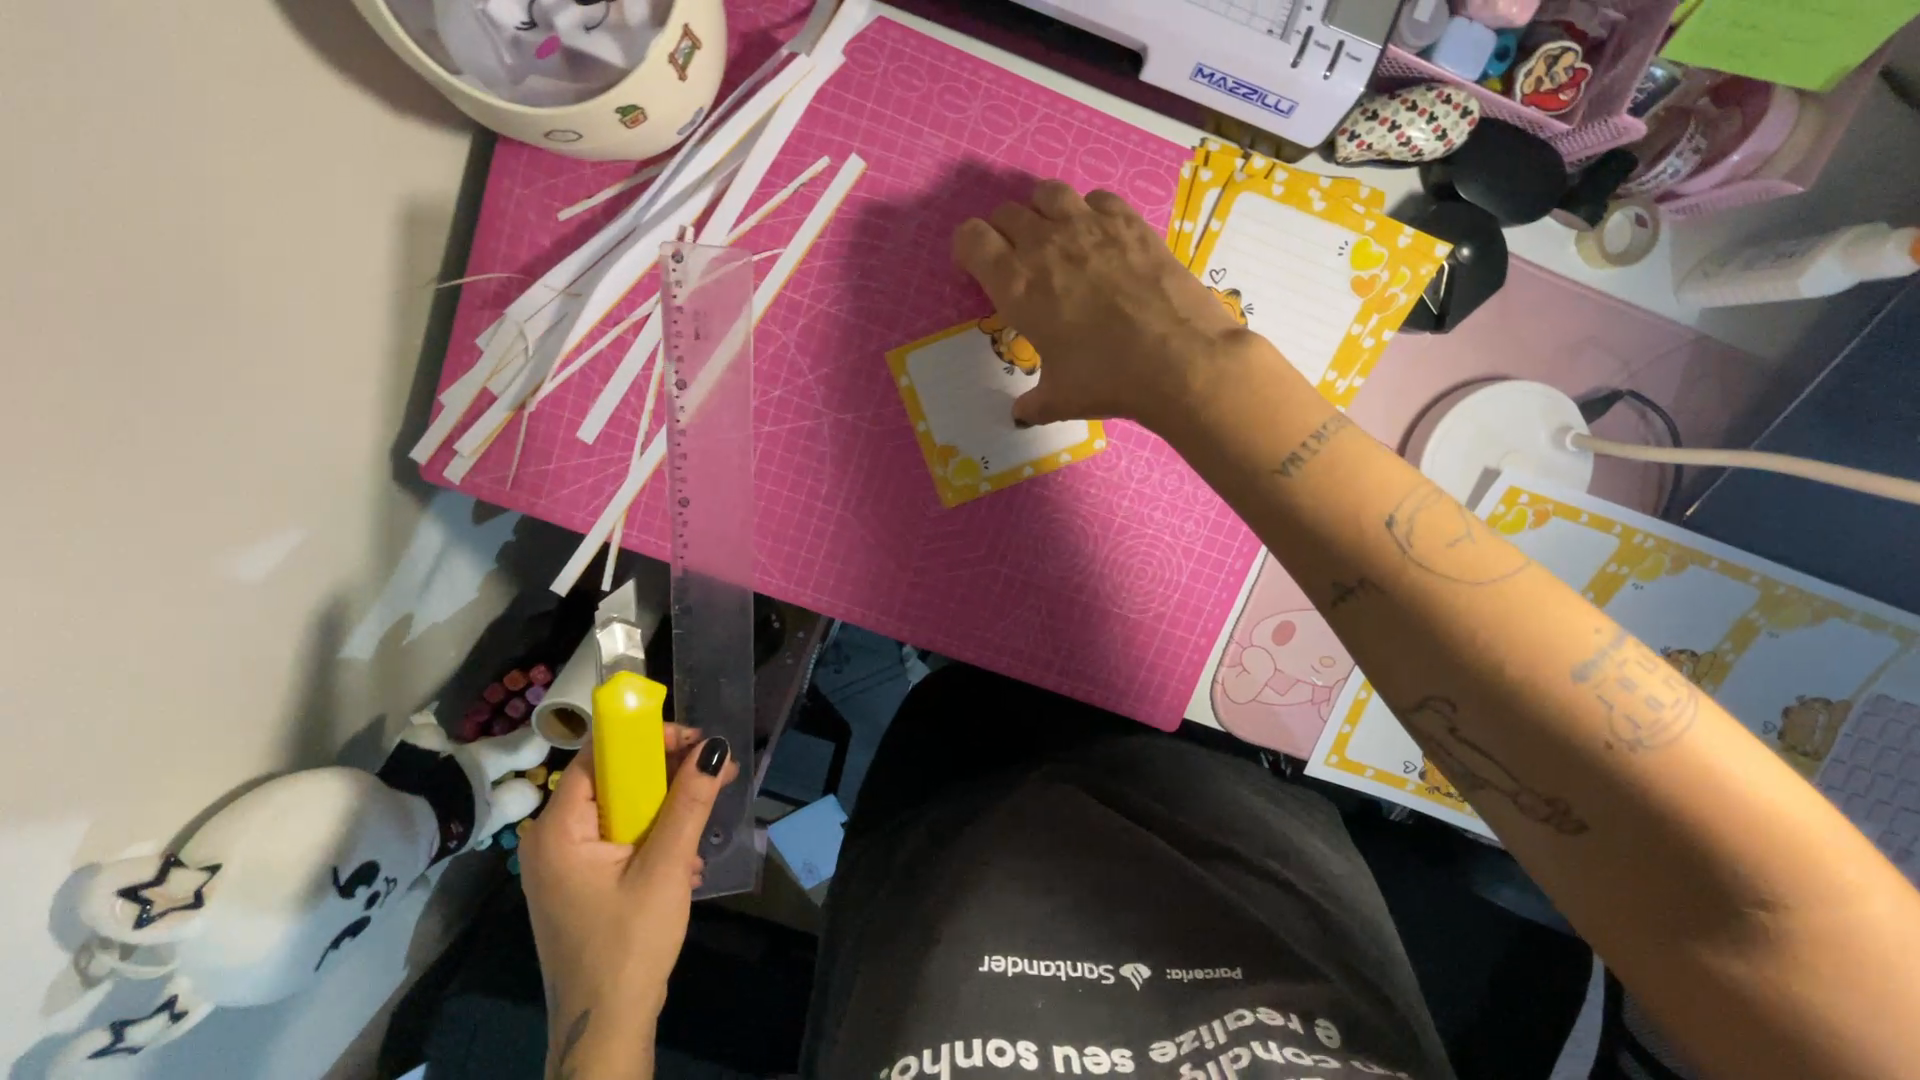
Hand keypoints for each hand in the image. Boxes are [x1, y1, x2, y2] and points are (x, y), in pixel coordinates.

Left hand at [520, 725, 738, 1076]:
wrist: (605, 1027)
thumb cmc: (630, 943)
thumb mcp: (666, 868)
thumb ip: (689, 803)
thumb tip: (715, 748)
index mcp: (558, 830)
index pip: (598, 758)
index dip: (645, 740)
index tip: (694, 738)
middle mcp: (551, 841)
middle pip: (612, 784)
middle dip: (666, 776)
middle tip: (714, 771)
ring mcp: (564, 867)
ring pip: (621, 815)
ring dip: (666, 812)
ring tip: (707, 818)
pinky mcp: (580, 888)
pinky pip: (618, 843)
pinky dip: (653, 841)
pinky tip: (685, 863)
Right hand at [952, 180, 1255, 433]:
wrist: (1179, 359)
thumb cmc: (1107, 380)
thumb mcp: (1060, 398)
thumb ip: (1035, 401)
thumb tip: (1022, 413)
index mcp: (1015, 285)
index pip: (970, 238)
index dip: (968, 249)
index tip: (977, 267)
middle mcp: (1044, 245)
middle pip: (1007, 213)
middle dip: (1004, 233)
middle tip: (1019, 261)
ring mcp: (1088, 226)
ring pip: (1048, 194)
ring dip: (1043, 212)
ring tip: (1056, 238)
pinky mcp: (1129, 221)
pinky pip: (1096, 198)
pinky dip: (1090, 212)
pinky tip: (1101, 238)